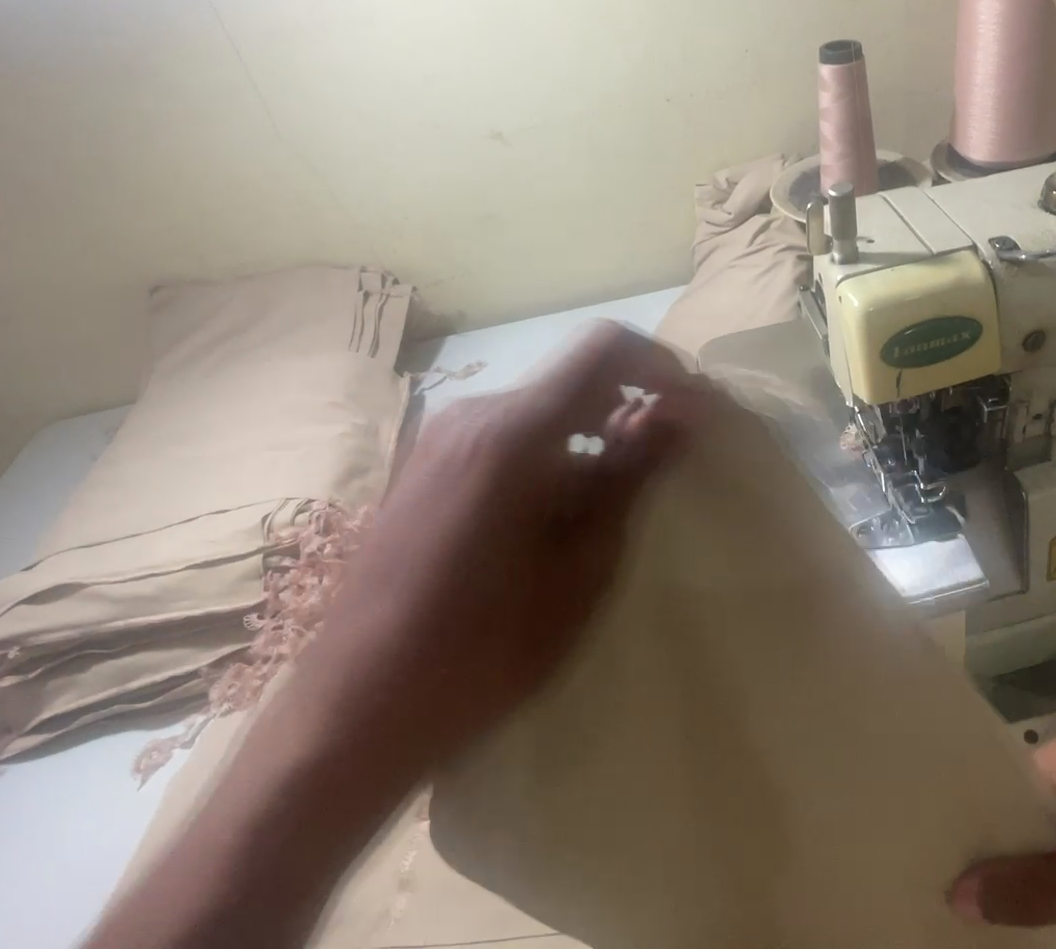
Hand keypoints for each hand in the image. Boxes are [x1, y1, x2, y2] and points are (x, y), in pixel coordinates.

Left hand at [291, 322, 712, 787]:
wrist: (360, 706)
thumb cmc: (485, 649)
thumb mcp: (581, 566)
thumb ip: (631, 475)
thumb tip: (680, 413)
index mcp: (513, 431)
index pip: (604, 348)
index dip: (662, 370)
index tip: (696, 417)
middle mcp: (472, 413)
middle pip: (575, 378)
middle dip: (631, 412)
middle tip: (667, 471)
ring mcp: (441, 438)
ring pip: (544, 410)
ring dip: (592, 440)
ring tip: (610, 513)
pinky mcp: (427, 465)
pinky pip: (510, 436)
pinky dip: (552, 458)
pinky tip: (557, 523)